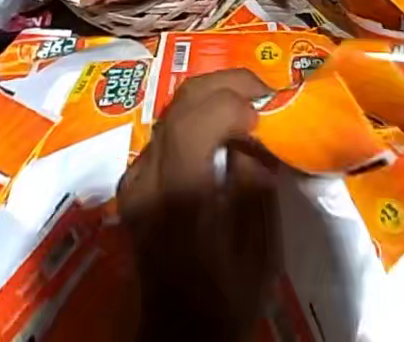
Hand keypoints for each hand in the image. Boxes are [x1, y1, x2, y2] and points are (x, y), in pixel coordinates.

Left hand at [118, 69, 278, 341]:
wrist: (180, 331)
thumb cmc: (228, 293)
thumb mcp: (257, 242)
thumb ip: (253, 179)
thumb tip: (256, 135)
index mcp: (177, 198)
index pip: (193, 121)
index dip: (235, 102)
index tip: (268, 114)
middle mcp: (146, 179)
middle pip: (183, 101)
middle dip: (230, 85)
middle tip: (266, 95)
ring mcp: (135, 178)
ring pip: (176, 107)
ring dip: (217, 96)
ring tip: (251, 109)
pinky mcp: (136, 180)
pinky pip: (171, 127)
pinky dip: (203, 114)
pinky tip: (227, 130)